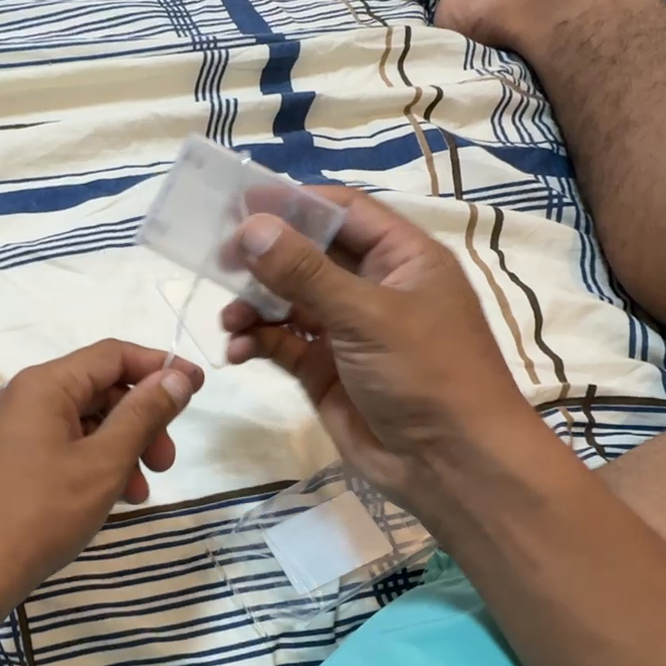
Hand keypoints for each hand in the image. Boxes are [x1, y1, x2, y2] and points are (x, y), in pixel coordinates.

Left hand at [0, 340, 202, 620]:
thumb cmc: (41, 514)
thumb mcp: (102, 463)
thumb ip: (143, 415)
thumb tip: (177, 376)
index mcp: (44, 385)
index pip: (112, 355)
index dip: (159, 368)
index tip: (197, 390)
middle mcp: (23, 398)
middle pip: (98, 390)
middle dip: (141, 421)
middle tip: (166, 462)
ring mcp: (12, 432)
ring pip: (82, 425)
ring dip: (120, 450)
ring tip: (140, 492)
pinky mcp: (8, 462)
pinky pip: (61, 449)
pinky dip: (92, 466)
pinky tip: (110, 500)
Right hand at [220, 186, 544, 512]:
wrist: (447, 463)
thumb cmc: (424, 373)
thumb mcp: (366, 315)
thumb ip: (304, 272)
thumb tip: (250, 229)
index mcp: (401, 259)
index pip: (343, 213)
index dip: (294, 204)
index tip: (240, 202)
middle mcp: (372, 289)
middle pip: (308, 257)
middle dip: (264, 259)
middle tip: (218, 261)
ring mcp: (346, 331)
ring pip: (288, 303)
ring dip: (254, 307)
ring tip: (229, 322)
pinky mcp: (323, 370)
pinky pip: (282, 344)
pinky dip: (258, 343)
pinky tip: (239, 352)